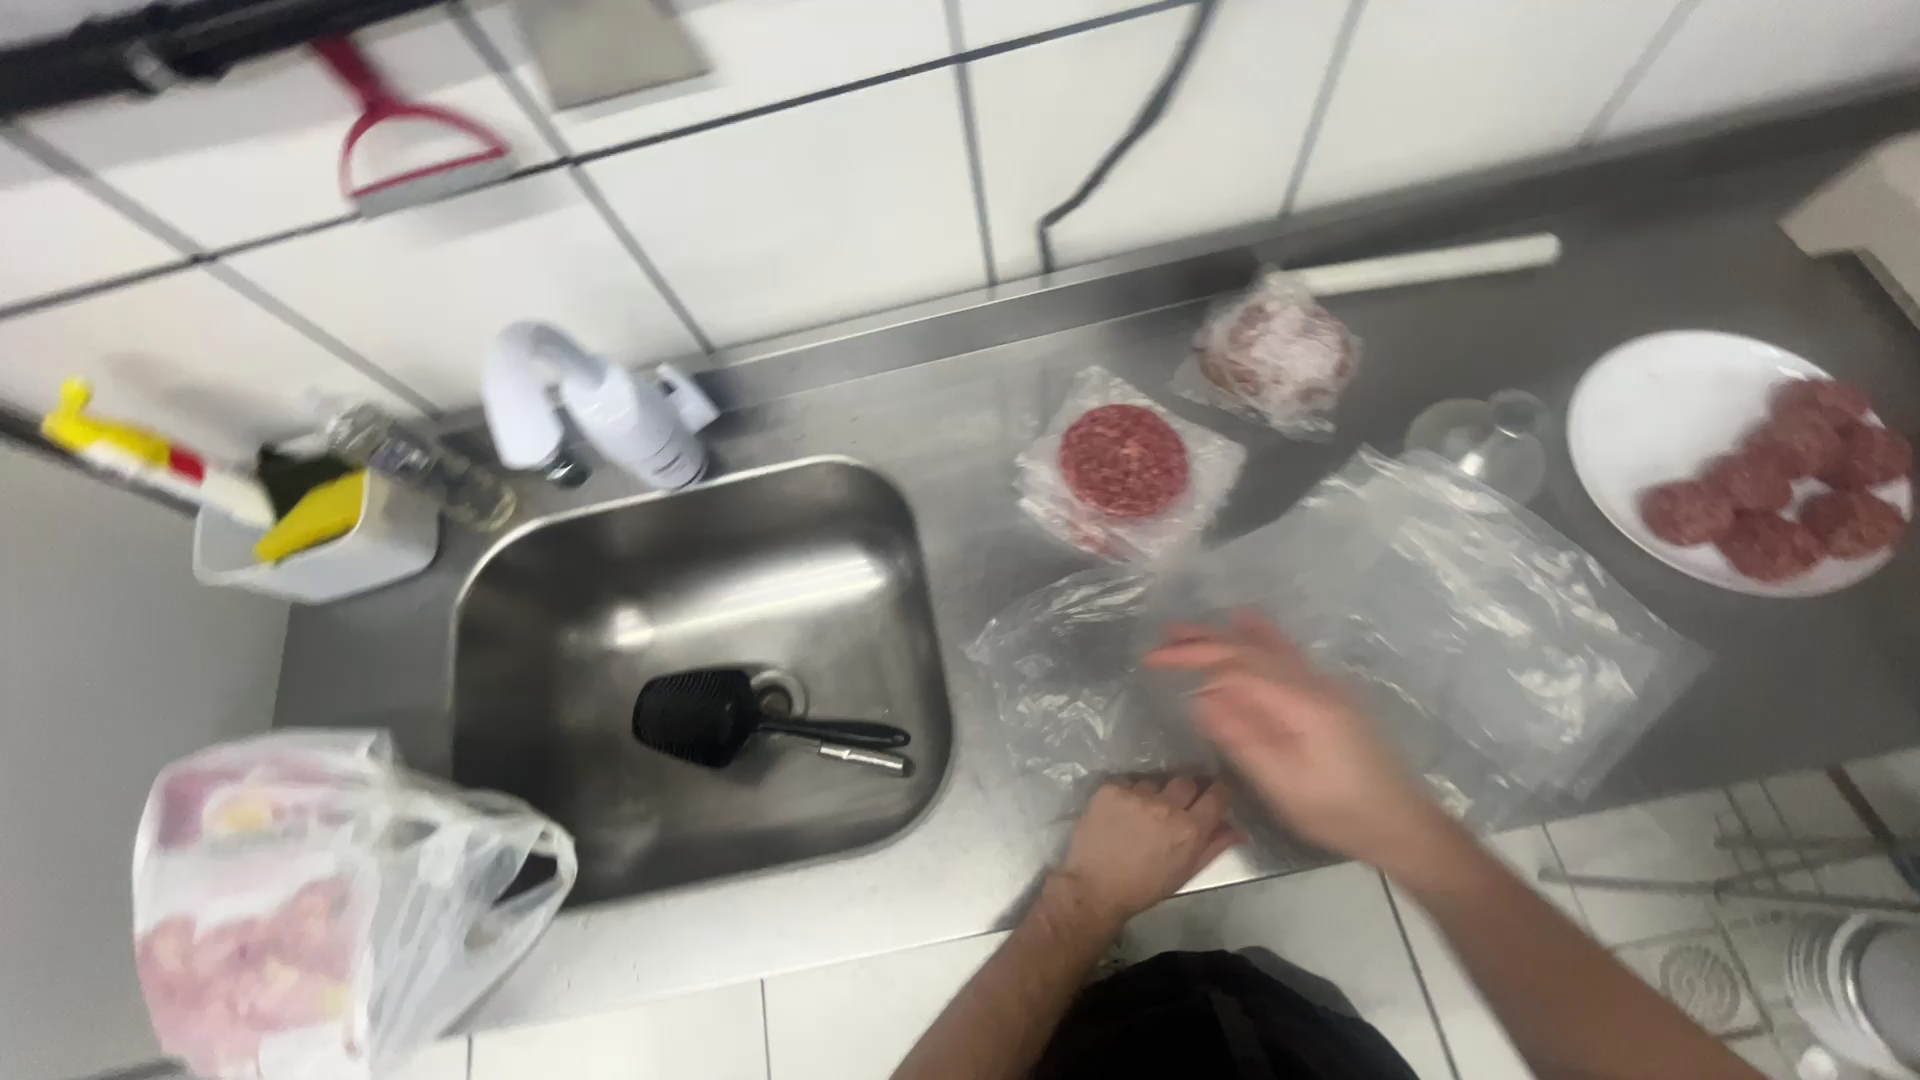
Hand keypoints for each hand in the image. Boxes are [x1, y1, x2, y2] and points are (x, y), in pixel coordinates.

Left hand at [1055, 776, 1240, 927]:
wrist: (1095, 887)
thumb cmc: (1144, 886)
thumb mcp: (1185, 872)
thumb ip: (1214, 847)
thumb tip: (1237, 829)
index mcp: (1190, 829)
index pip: (1217, 794)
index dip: (1219, 790)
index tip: (1216, 791)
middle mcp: (1166, 806)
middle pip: (1187, 780)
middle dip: (1187, 789)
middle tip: (1177, 803)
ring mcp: (1136, 794)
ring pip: (1156, 781)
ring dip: (1154, 793)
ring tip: (1143, 812)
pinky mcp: (1111, 788)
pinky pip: (1129, 781)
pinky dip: (1128, 793)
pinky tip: (1122, 811)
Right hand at [1143, 611, 1454, 871]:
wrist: (1405, 825)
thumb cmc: (1340, 813)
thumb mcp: (1283, 785)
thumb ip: (1242, 738)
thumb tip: (1200, 697)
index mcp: (1301, 703)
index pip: (1235, 666)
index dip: (1192, 658)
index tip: (1153, 658)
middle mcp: (1314, 683)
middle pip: (1250, 650)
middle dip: (1203, 641)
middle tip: (1162, 637)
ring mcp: (1325, 686)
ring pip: (1268, 648)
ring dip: (1226, 637)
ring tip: (1189, 631)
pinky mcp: (1329, 695)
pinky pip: (1286, 655)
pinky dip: (1259, 638)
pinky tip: (1245, 624)